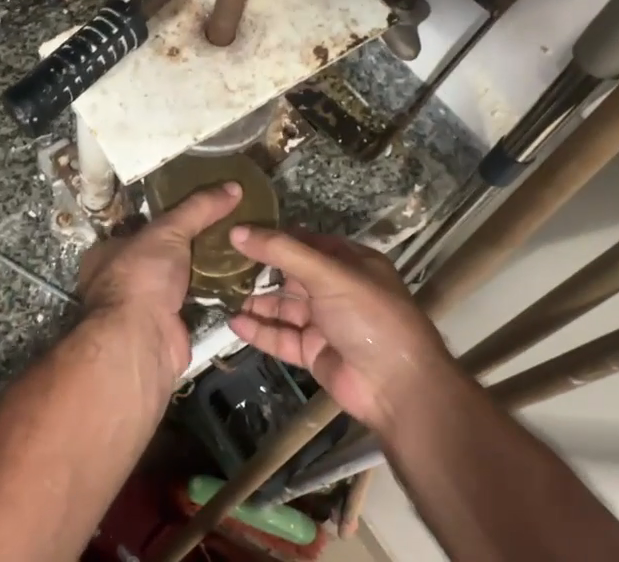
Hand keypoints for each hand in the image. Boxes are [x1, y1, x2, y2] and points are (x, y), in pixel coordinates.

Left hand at [76, 183, 240, 377]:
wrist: (142, 339)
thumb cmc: (141, 276)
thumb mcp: (168, 231)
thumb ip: (197, 209)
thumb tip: (233, 186)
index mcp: (108, 253)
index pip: (139, 229)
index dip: (166, 221)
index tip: (199, 211)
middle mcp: (122, 281)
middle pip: (162, 257)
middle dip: (190, 249)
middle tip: (226, 233)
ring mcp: (145, 308)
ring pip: (181, 283)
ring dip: (205, 273)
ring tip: (240, 253)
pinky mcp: (170, 329)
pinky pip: (197, 306)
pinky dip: (215, 298)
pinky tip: (240, 283)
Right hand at [227, 228, 459, 431]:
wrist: (398, 388)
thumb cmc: (369, 317)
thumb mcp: (327, 274)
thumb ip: (281, 251)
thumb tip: (236, 231)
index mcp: (350, 264)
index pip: (306, 242)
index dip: (274, 237)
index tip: (238, 231)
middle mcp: (337, 290)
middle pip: (291, 275)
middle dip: (260, 270)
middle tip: (221, 263)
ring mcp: (325, 323)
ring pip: (283, 307)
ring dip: (256, 302)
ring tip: (221, 293)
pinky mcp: (315, 352)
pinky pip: (281, 337)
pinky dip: (259, 330)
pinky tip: (234, 322)